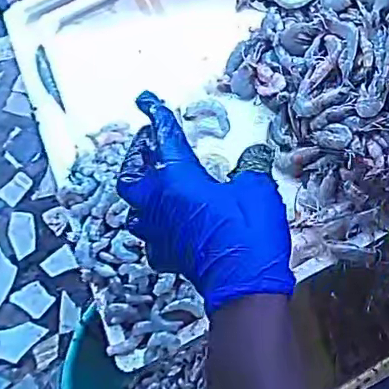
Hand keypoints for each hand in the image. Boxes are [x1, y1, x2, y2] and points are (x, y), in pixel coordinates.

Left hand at [116, 91, 294, 312]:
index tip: (147, 102)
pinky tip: (168, 222)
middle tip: (147, 143)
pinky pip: (152, 236)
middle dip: (137, 155)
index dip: (156, 117)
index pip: (162, 140)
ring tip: (154, 181)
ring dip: (142, 191)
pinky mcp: (169, 256)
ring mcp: (160, 234)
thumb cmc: (247, 233)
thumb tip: (252, 156)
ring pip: (135, 208)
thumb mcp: (256, 189)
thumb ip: (250, 167)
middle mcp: (158, 206)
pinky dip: (156, 224)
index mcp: (176, 181)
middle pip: (131, 176)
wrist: (245, 287)